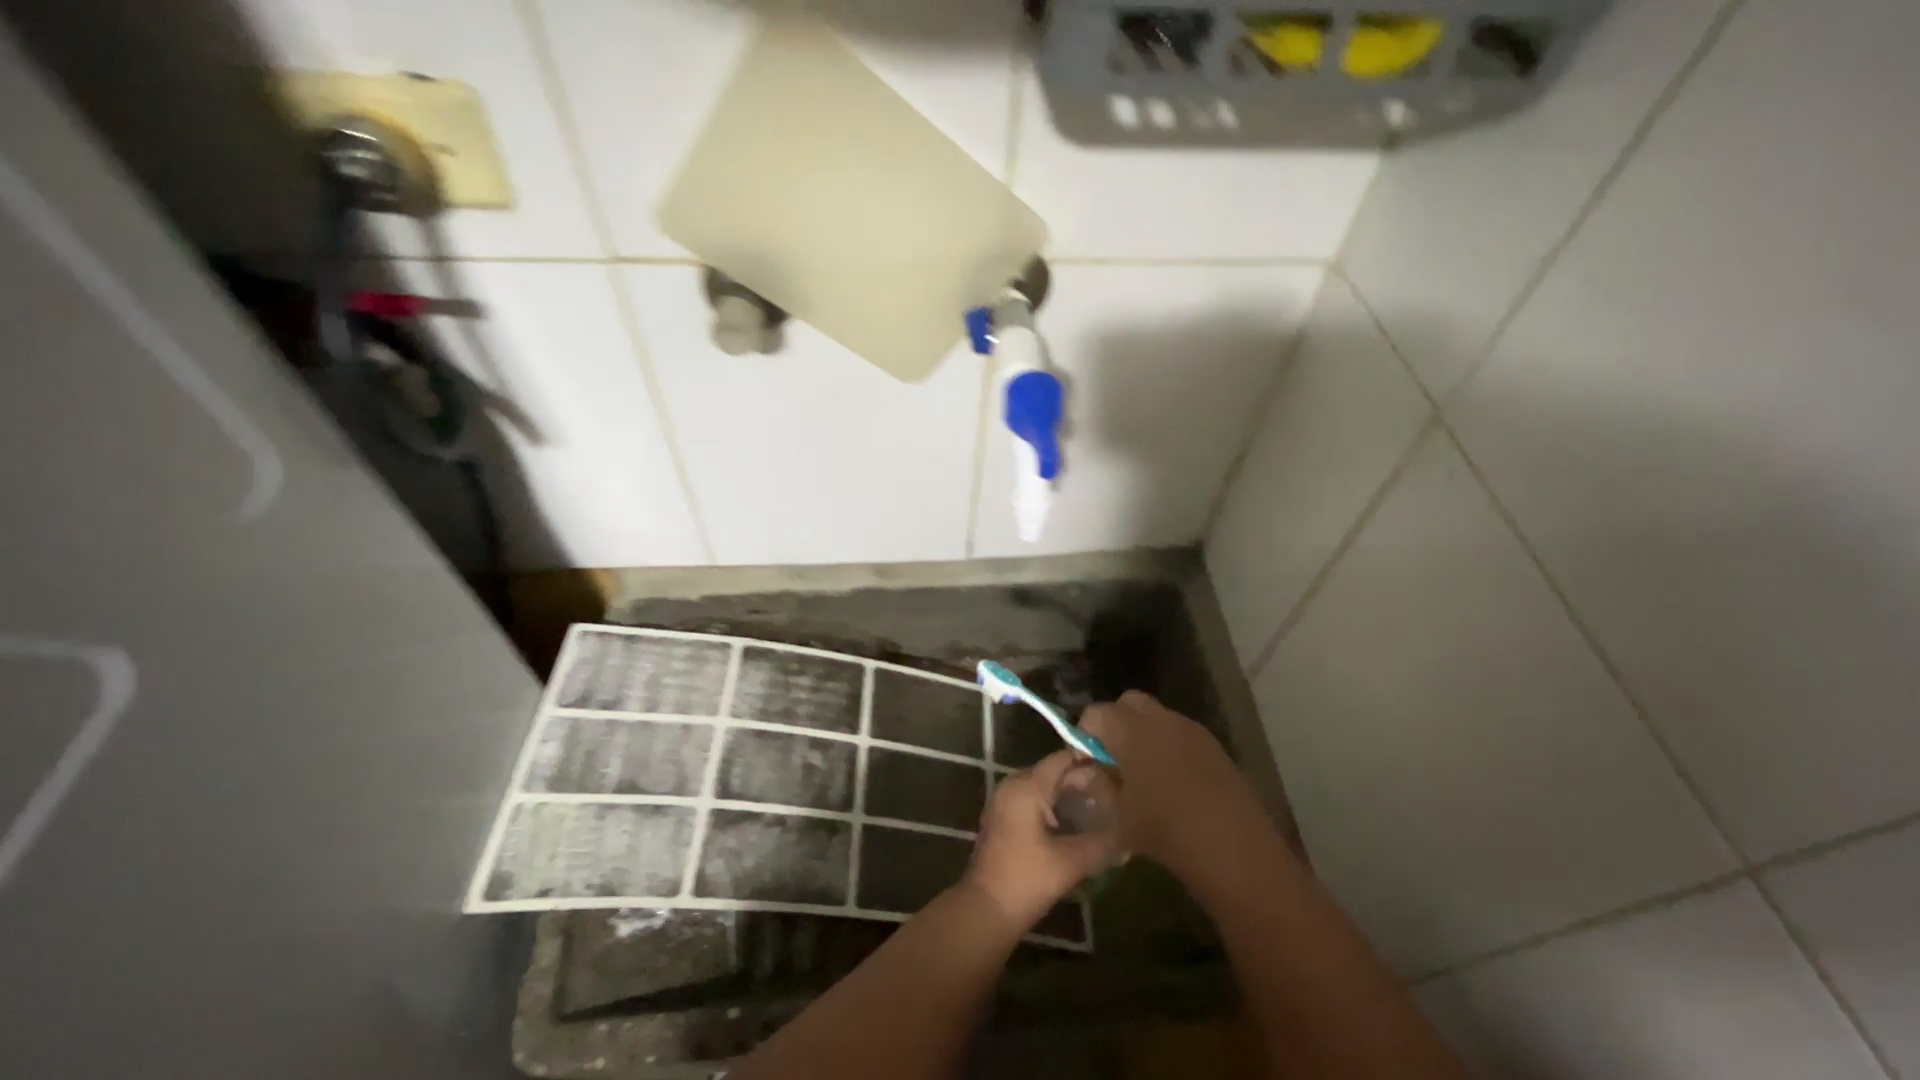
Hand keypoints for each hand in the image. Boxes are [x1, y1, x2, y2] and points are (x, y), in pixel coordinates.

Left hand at [962, 750, 1119, 930]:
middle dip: (1084, 782)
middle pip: (1054, 772)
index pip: (1063, 759)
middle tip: (1116, 794)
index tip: (1117, 773)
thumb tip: (1128, 840)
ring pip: (1045, 789)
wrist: (985, 910)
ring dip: (1071, 797)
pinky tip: (1079, 827)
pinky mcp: (1005, 822)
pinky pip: (1035, 804)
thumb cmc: (1026, 879)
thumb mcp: (1071, 861)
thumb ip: (1102, 844)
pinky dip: (1056, 810)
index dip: (1090, 763)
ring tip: (1103, 809)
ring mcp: (1006, 804)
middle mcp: (1013, 787)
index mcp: (1026, 787)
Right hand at [1079, 691, 1268, 880]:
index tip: (1086, 763)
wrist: (1233, 847)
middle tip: (1112, 760)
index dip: (1084, 734)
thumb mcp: (1119, 816)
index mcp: (1131, 731)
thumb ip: (1098, 786)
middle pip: (1128, 703)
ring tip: (1142, 773)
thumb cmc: (1166, 831)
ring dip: (1142, 734)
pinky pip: (1180, 732)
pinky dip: (1167, 745)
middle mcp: (1161, 720)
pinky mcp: (1213, 744)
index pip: (1095, 713)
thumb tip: (1083, 772)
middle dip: (1114, 724)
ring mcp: (1191, 729)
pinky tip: (1171, 781)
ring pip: (1156, 716)